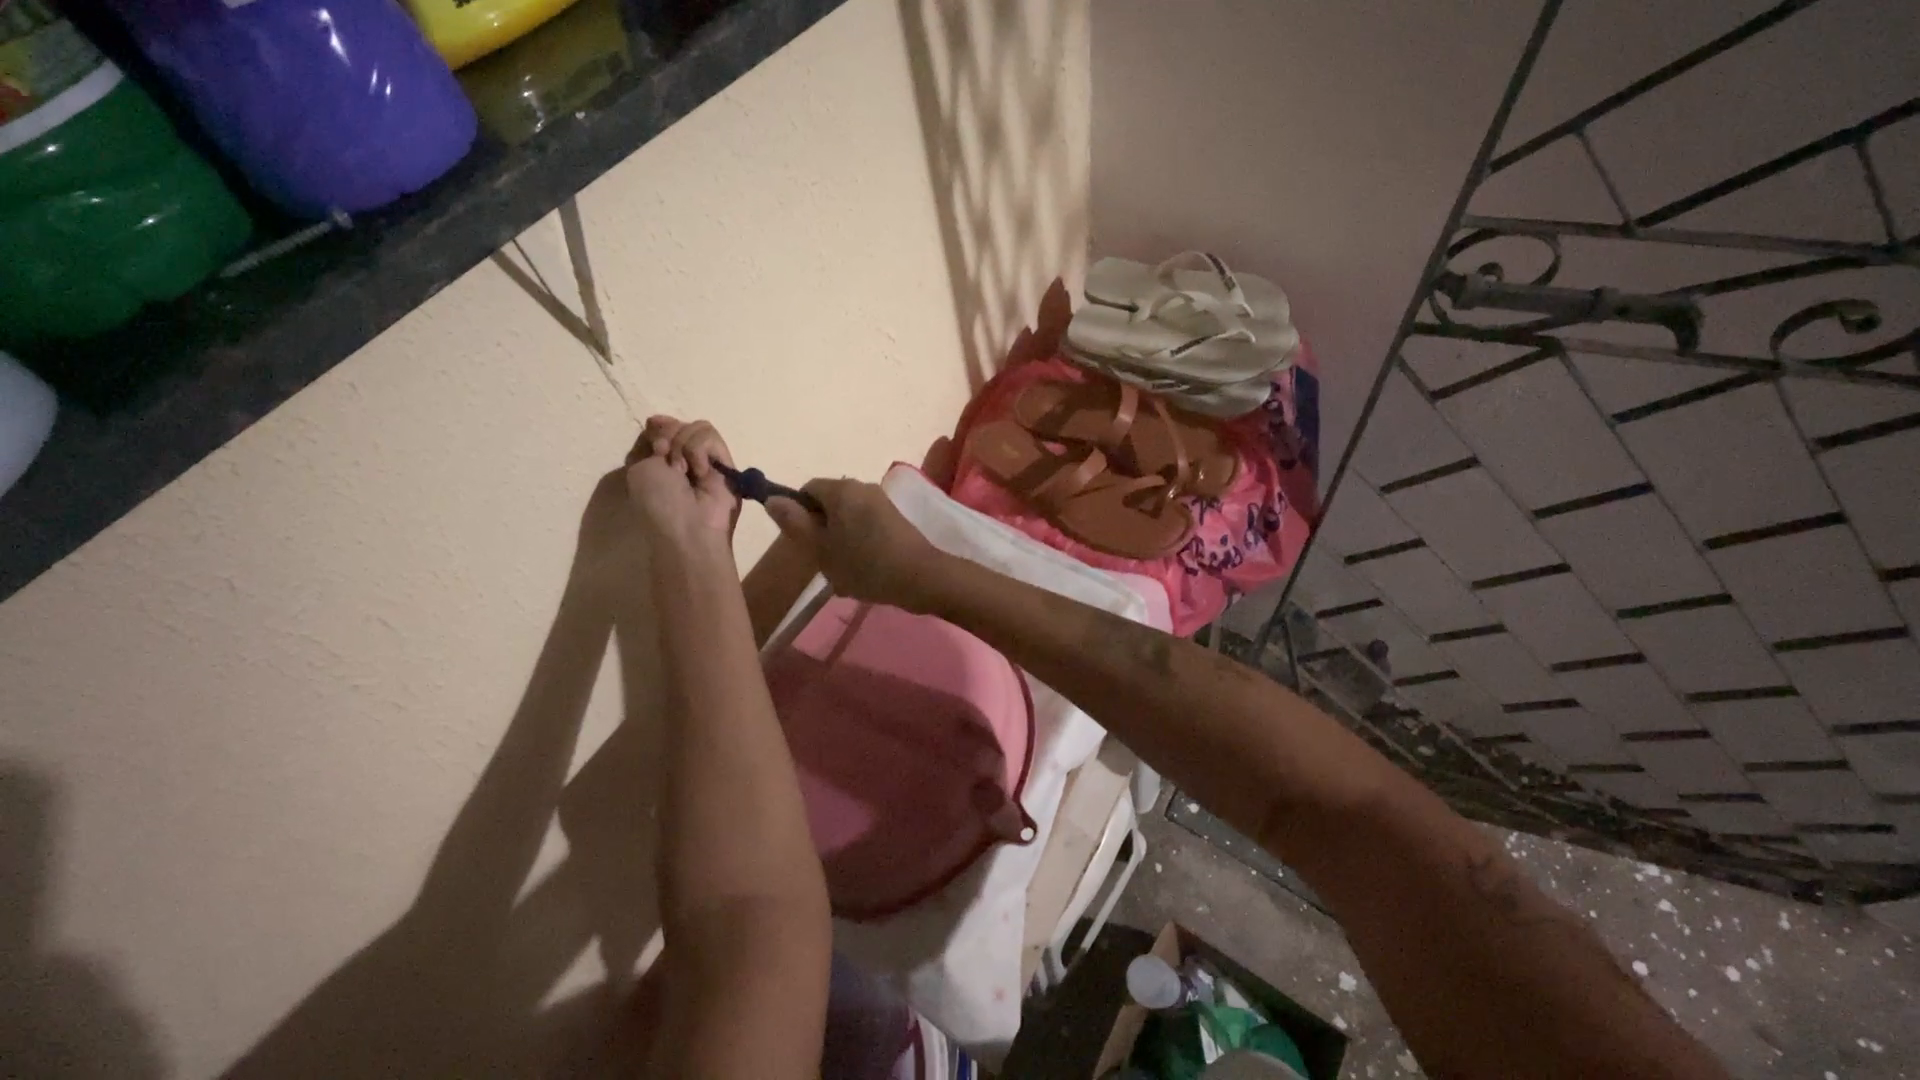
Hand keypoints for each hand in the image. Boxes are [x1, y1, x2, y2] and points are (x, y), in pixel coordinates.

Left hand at [624, 416, 739, 544]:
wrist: (688, 526)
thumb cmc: (658, 502)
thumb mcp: (640, 466)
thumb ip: (652, 439)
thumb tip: (659, 419)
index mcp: (658, 460)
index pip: (661, 426)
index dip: (659, 429)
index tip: (657, 447)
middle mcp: (682, 458)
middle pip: (679, 424)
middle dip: (672, 439)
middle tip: (671, 465)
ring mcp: (705, 460)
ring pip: (697, 427)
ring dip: (686, 447)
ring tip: (687, 472)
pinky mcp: (726, 463)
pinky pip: (712, 436)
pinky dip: (701, 451)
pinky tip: (702, 472)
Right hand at [765, 478, 946, 610]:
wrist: (920, 577)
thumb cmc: (865, 564)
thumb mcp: (821, 549)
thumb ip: (794, 523)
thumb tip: (772, 499)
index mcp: (841, 489)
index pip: (807, 489)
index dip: (798, 513)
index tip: (803, 541)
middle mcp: (861, 487)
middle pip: (827, 504)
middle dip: (820, 530)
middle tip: (823, 561)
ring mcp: (881, 502)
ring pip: (846, 518)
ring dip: (839, 541)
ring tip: (844, 571)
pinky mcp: (895, 518)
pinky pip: (865, 525)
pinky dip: (858, 544)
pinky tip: (862, 570)